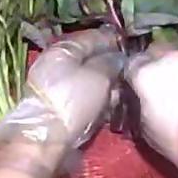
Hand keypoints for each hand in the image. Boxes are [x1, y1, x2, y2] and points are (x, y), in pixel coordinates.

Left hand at [0, 29, 123, 177]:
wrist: (46, 140)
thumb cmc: (72, 101)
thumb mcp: (98, 77)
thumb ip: (111, 63)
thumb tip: (119, 57)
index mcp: (62, 50)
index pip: (91, 37)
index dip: (111, 39)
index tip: (129, 44)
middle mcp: (56, 66)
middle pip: (89, 60)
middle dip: (110, 63)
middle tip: (131, 68)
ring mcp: (56, 88)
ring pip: (87, 80)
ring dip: (106, 83)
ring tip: (125, 88)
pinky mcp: (59, 109)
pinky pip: (83, 97)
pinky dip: (97, 99)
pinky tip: (111, 104)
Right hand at [125, 49, 177, 177]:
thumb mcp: (149, 132)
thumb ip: (142, 107)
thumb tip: (144, 103)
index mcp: (148, 75)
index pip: (133, 64)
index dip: (138, 77)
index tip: (142, 89)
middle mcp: (175, 57)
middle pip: (164, 54)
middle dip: (166, 69)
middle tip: (173, 93)